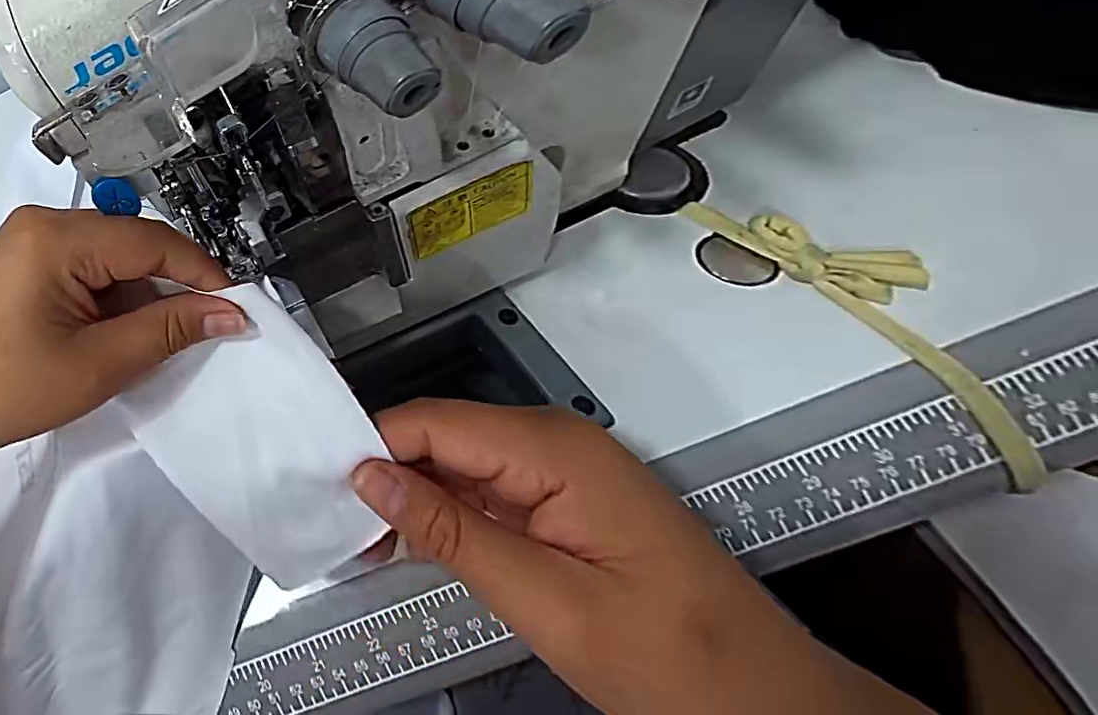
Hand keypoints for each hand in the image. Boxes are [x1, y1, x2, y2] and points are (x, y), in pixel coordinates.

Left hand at [0, 205, 246, 472]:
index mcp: (55, 235)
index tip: (236, 306)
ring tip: (149, 340)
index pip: (150, 240)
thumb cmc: (4, 391)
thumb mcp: (97, 364)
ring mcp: (24, 239)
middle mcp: (40, 223)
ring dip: (135, 294)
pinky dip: (106, 295)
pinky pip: (81, 265)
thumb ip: (168, 330)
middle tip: (199, 328)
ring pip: (107, 255)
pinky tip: (111, 332)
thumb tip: (229, 312)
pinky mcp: (17, 261)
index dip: (200, 272)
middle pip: (129, 242)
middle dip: (167, 285)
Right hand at [350, 400, 926, 714]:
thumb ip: (450, 532)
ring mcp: (554, 464)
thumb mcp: (549, 602)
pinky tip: (419, 539)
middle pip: (441, 435)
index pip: (434, 422)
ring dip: (414, 496)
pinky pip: (480, 485)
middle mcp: (550, 439)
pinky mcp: (554, 492)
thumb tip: (370, 479)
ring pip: (455, 460)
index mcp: (552, 448)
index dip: (377, 446)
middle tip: (349, 524)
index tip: (333, 485)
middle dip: (390, 474)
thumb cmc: (680, 661)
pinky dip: (445, 511)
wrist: (775, 709)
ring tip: (373, 538)